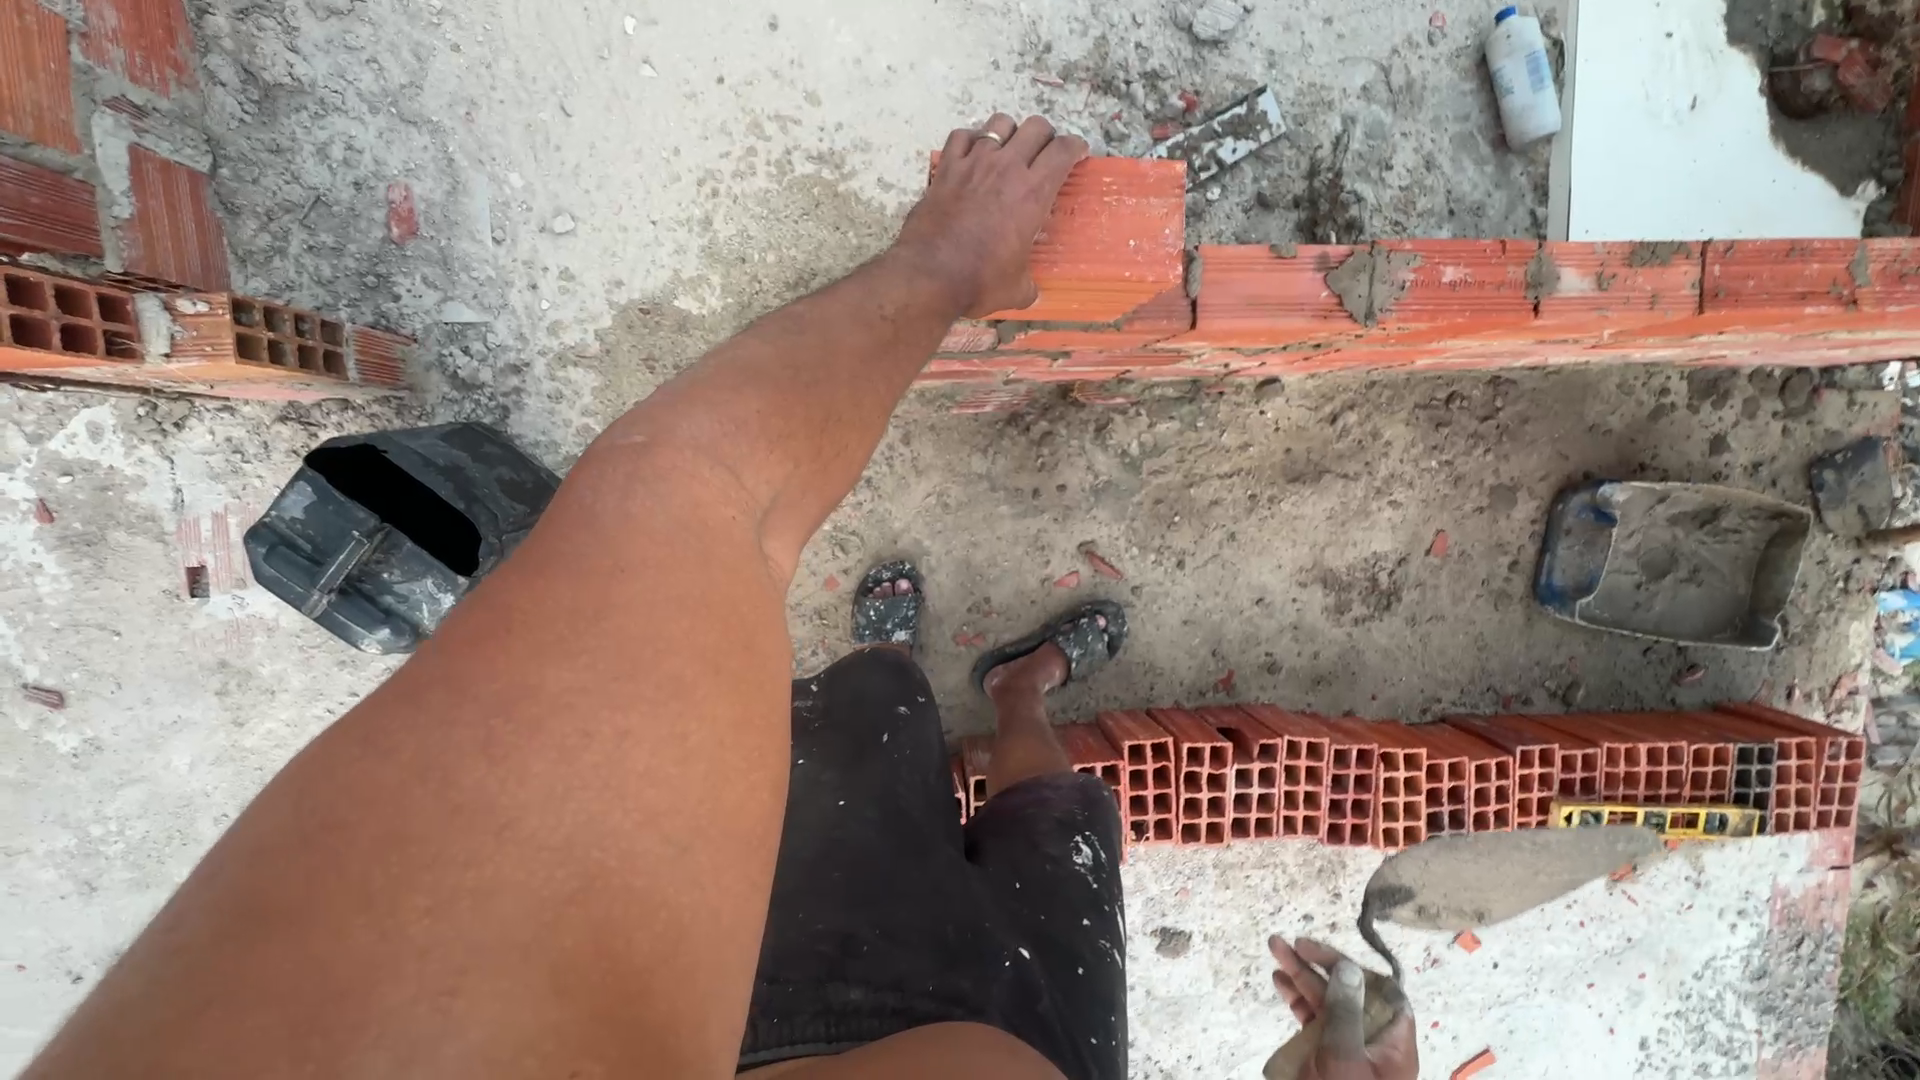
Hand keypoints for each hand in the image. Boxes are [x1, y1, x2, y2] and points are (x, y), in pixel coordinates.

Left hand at [891, 113, 1088, 317]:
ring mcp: (973, 163)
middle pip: (1036, 127)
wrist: (929, 276)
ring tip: (1009, 150)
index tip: (1077, 154)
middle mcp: (1006, 169)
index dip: (1076, 147)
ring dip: (1010, 133)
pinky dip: (971, 140)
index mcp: (1032, 194)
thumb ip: (1028, 284)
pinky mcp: (946, 168)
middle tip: (1044, 153)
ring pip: (1000, 124)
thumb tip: (1030, 292)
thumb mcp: (1016, 289)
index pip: (1063, 151)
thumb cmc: (978, 282)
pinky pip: (961, 136)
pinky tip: (972, 154)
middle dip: (1046, 136)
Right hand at [1270, 937, 1418, 1079]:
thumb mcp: (1345, 1057)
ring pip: (1326, 1002)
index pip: (1379, 989)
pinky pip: (1314, 1021)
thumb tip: (1348, 967)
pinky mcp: (1328, 1059)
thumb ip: (1345, 1011)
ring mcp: (1349, 1050)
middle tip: (1285, 943)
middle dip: (1316, 964)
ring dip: (1301, 976)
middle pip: (1347, 992)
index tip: (1317, 951)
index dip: (1350, 966)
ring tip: (1274, 951)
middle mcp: (1372, 1041)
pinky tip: (1279, 984)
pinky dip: (1297, 1000)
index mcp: (1391, 1042)